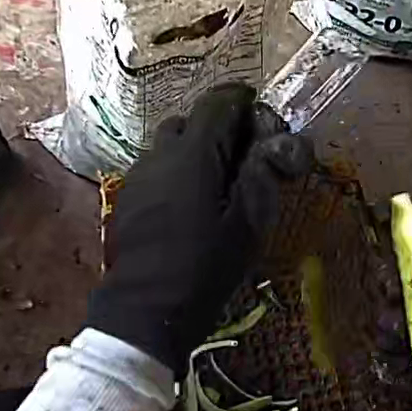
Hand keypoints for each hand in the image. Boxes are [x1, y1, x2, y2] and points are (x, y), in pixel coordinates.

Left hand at [85, 83, 312, 369]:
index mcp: (194, 154)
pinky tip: (194, 203)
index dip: (244, 102)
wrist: (147, 308)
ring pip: (171, 144)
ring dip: (198, 150)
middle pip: (192, 121)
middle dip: (221, 128)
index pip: (218, 103)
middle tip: (247, 155)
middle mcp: (160, 154)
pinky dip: (180, 171)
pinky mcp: (129, 198)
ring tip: (221, 181)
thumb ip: (264, 174)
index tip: (265, 119)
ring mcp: (139, 176)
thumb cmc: (206, 266)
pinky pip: (158, 168)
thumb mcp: (249, 223)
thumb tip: (281, 139)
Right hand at [378, 222, 411, 410]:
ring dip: (396, 321)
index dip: (400, 239)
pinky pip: (380, 343)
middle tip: (397, 289)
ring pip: (381, 311)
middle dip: (390, 281)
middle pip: (387, 277)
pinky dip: (394, 348)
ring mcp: (403, 325)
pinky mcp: (393, 353)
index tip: (393, 231)